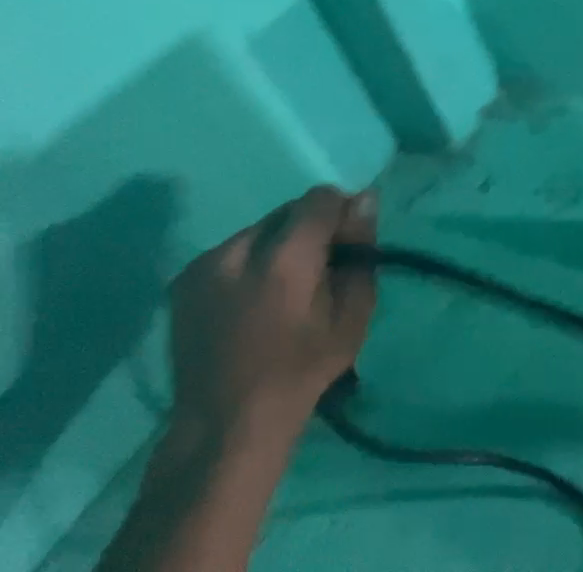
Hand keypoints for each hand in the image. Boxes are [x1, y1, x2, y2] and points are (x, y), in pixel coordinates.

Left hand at [167, 186, 377, 445]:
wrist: (227, 418)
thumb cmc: (304, 366)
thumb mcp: (354, 312)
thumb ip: (359, 252)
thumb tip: (364, 202)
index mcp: (284, 259)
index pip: (319, 199)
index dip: (343, 212)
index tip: (351, 243)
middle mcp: (235, 252)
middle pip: (287, 211)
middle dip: (311, 228)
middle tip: (324, 267)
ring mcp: (201, 267)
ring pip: (258, 230)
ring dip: (281, 244)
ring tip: (289, 286)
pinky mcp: (182, 282)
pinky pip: (231, 251)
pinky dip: (253, 261)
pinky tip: (258, 297)